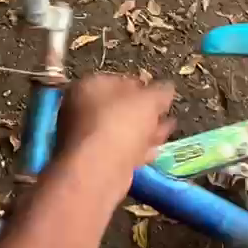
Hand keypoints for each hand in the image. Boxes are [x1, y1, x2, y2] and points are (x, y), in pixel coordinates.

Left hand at [37, 74, 174, 215]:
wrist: (99, 168)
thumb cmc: (122, 123)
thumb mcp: (150, 99)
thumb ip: (161, 90)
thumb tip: (166, 88)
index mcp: (90, 85)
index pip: (122, 80)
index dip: (145, 87)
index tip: (161, 96)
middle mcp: (81, 107)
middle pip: (121, 106)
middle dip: (146, 111)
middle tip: (165, 114)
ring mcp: (85, 135)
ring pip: (122, 129)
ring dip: (145, 130)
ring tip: (166, 132)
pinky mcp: (92, 159)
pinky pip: (120, 148)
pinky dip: (137, 148)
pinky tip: (154, 151)